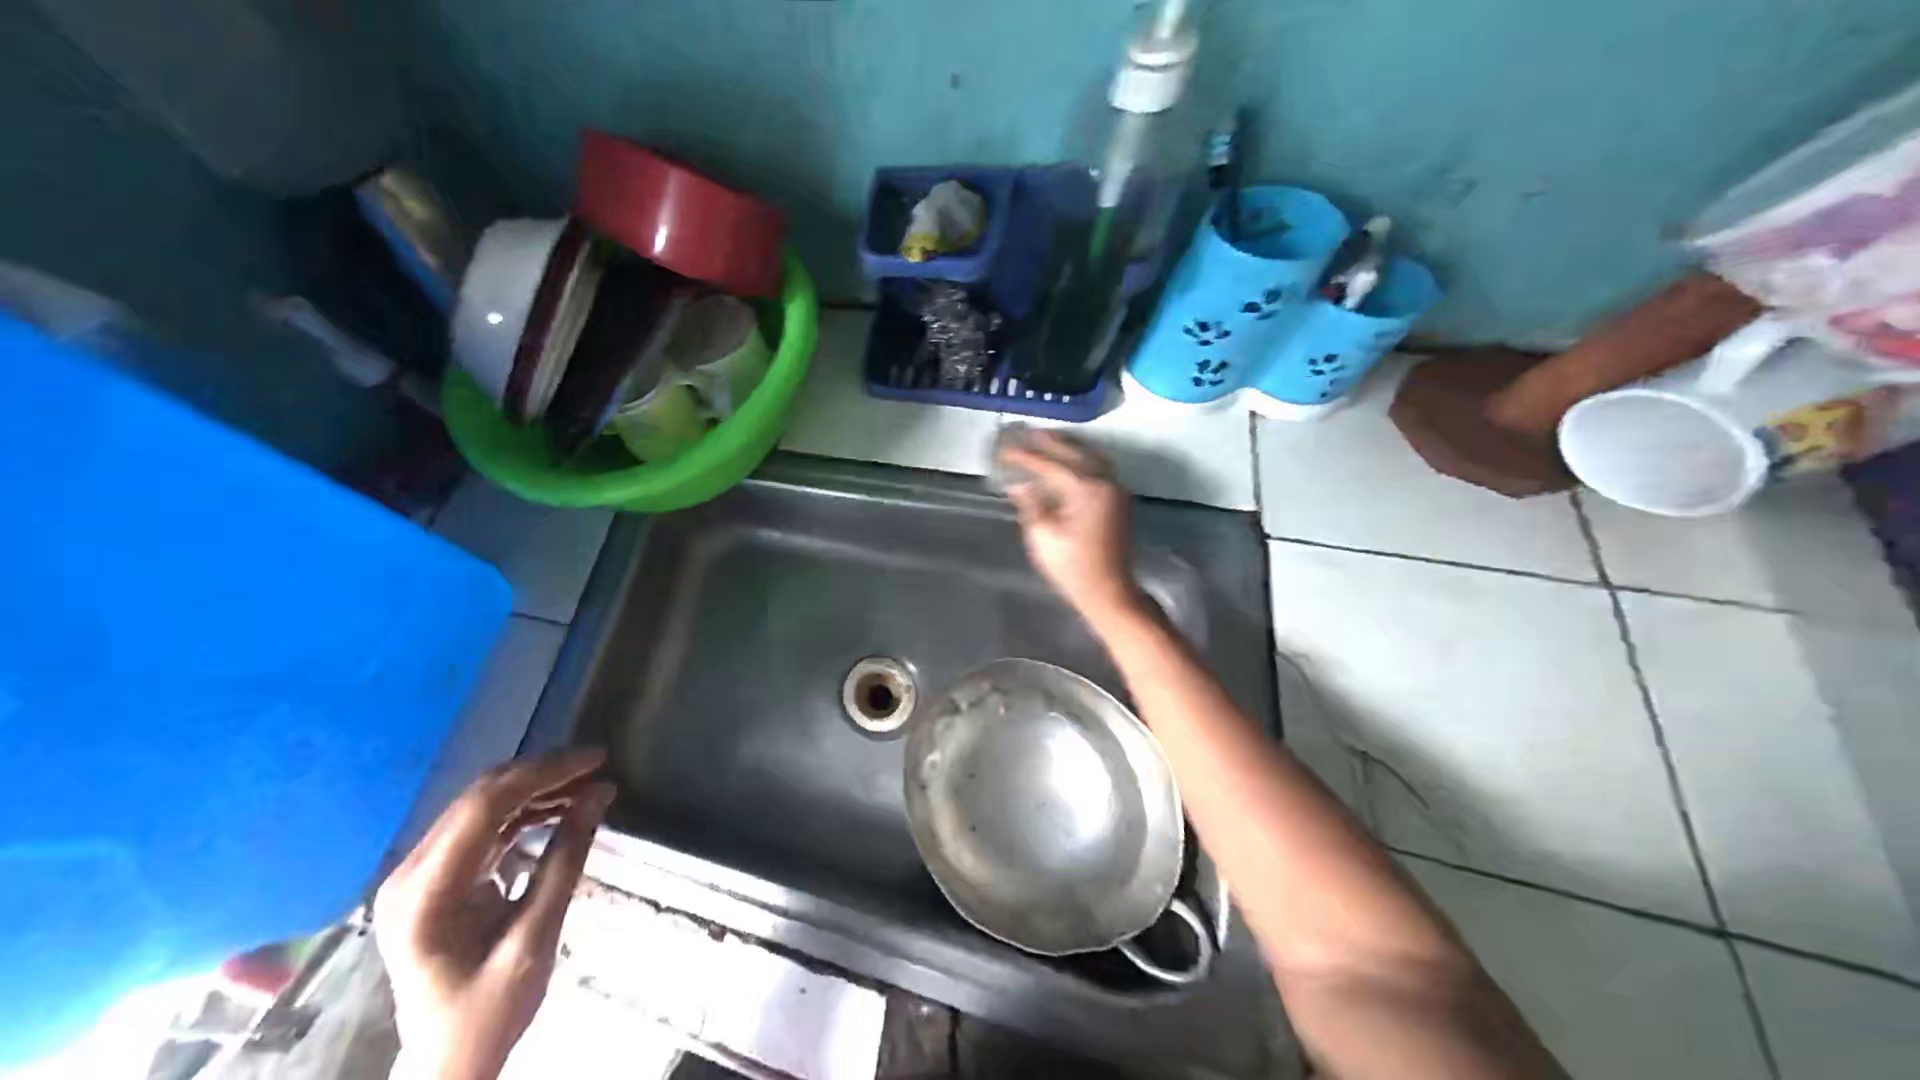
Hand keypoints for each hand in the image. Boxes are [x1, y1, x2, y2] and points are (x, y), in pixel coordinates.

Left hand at [373, 748, 613, 1079]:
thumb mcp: (536, 937)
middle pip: (480, 798)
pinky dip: (526, 811)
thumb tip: (601, 794)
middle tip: (599, 764)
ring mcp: (421, 875)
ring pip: (483, 806)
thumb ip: (565, 860)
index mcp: (425, 892)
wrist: (449, 1064)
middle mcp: (412, 873)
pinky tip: (562, 808)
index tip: (596, 759)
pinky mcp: (437, 880)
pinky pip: (484, 828)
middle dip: (543, 774)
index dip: (544, 773)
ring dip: (537, 789)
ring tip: (589, 784)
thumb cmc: (489, 1011)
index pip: (484, 806)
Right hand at [997, 429, 1144, 620]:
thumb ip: (1031, 504)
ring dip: (1071, 448)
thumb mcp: (1042, 536)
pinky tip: (1070, 465)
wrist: (1110, 591)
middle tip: (1030, 433)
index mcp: (1085, 489)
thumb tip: (1019, 484)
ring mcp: (1117, 491)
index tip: (1004, 450)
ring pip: (1092, 458)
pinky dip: (1083, 461)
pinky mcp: (1120, 502)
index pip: (1050, 464)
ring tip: (1049, 442)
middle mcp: (1105, 482)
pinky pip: (1101, 470)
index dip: (1025, 456)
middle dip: (1052, 442)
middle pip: (1076, 452)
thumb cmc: (1072, 567)